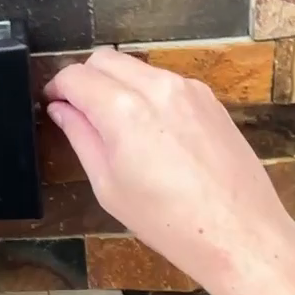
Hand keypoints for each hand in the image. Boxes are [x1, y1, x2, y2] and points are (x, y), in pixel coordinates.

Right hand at [43, 48, 294, 293]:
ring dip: (116, 83)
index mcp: (123, 110)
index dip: (57, 87)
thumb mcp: (108, 185)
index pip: (75, 75)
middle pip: (104, 58)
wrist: (241, 236)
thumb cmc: (168, 222)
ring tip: (118, 124)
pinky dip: (146, 92)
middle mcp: (156, 87)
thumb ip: (80, 137)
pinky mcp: (209, 98)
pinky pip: (164, 80)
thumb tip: (61, 109)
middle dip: (85, 78)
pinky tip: (153, 131)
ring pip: (135, 66)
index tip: (53, 103)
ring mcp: (187, 88)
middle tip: (80, 111)